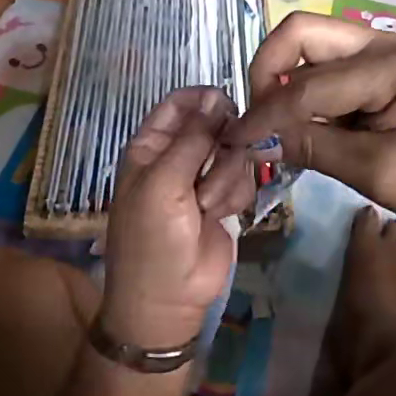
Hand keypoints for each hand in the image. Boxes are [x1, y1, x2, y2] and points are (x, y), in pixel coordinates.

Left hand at [100, 86, 253, 348]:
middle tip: (212, 170)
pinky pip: (243, 178)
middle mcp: (178, 156)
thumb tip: (215, 96)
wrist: (168, 299)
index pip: (180, 103)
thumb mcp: (164, 183)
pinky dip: (234, 196)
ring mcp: (203, 178)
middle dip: (220, 147)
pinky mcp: (224, 199)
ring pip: (234, 152)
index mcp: (152, 146)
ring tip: (208, 206)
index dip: (204, 100)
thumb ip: (192, 137)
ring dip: (225, 178)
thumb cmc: (153, 238)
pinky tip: (221, 216)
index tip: (226, 108)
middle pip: (215, 125)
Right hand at [224, 13, 395, 231]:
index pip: (308, 84)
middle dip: (268, 71)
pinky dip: (299, 94)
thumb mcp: (369, 169)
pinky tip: (298, 127)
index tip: (235, 141)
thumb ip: (307, 146)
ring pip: (306, 49)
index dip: (266, 113)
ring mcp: (375, 53)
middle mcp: (380, 43)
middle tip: (257, 119)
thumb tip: (248, 140)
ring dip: (282, 83)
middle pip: (301, 34)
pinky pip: (319, 69)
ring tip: (273, 128)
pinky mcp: (368, 71)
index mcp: (390, 64)